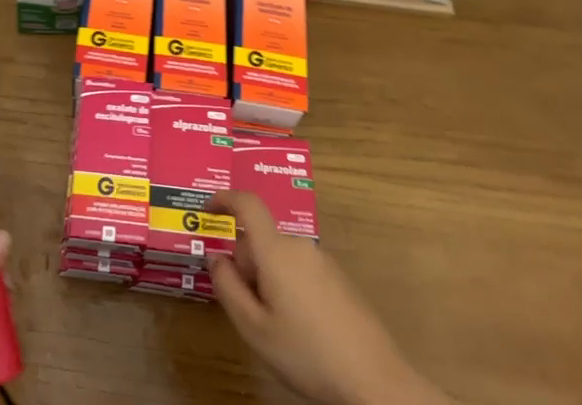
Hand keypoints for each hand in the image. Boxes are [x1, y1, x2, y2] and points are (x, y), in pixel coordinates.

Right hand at [208, 191, 448, 404]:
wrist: (374, 381)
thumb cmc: (306, 352)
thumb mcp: (253, 327)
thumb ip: (226, 286)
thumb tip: (216, 256)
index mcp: (276, 251)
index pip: (248, 205)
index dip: (224, 199)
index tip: (207, 211)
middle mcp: (301, 246)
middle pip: (260, 240)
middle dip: (245, 265)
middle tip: (247, 309)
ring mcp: (324, 262)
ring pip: (279, 258)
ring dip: (267, 280)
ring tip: (275, 325)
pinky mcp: (339, 280)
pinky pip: (299, 270)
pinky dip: (288, 287)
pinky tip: (300, 327)